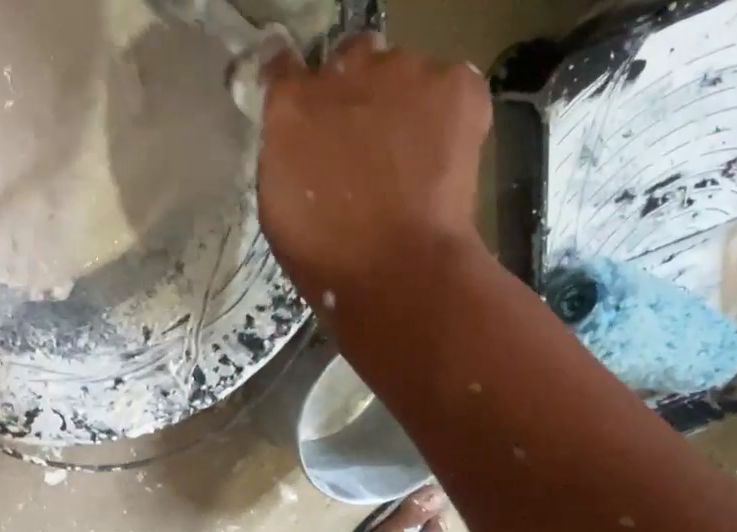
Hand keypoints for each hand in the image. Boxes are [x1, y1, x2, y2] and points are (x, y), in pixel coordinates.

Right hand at [257, 34, 491, 300]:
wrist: (396, 267)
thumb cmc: (324, 253)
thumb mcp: (279, 201)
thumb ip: (287, 152)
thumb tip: (304, 137)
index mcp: (291, 107)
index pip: (282, 65)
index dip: (293, 81)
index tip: (303, 101)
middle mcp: (346, 74)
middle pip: (351, 58)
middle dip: (355, 88)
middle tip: (363, 137)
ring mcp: (406, 73)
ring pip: (404, 71)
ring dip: (402, 100)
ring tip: (408, 153)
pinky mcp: (457, 86)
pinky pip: (449, 86)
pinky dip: (446, 112)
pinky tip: (438, 154)